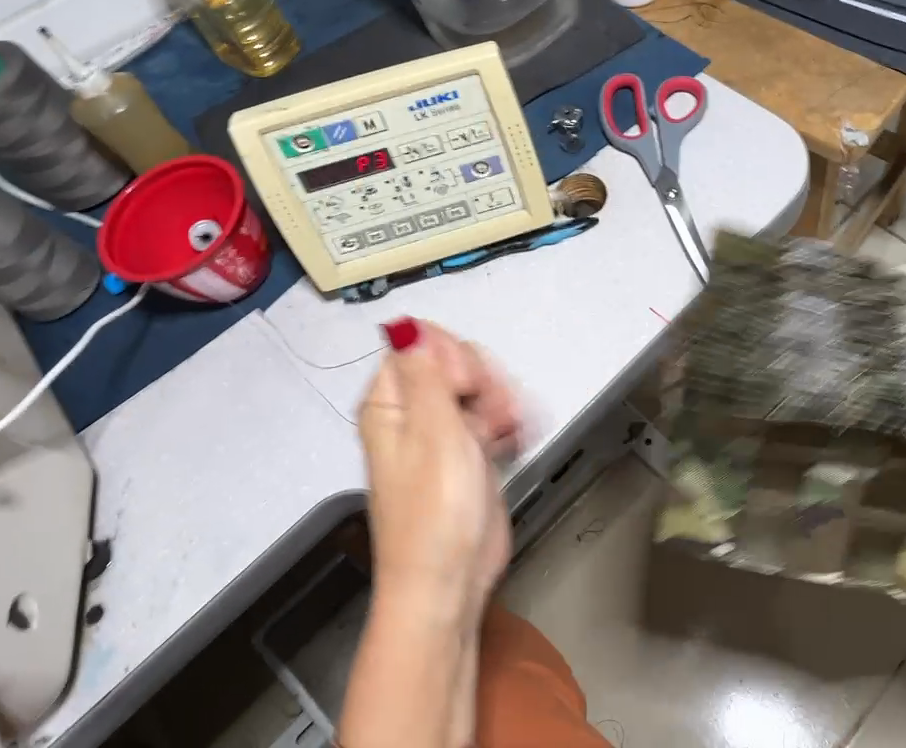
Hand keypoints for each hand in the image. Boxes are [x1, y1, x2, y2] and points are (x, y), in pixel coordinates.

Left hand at [359, 318, 522, 621]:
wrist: (451, 583)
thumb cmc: (436, 511)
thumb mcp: (433, 433)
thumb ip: (425, 372)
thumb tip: (403, 321)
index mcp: (390, 402)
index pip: (422, 344)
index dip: (452, 357)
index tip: (465, 389)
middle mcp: (412, 411)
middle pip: (456, 361)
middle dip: (483, 381)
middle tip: (488, 417)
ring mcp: (442, 432)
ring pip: (479, 387)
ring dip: (501, 402)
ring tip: (507, 434)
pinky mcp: (469, 453)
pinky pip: (492, 416)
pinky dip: (508, 424)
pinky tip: (515, 443)